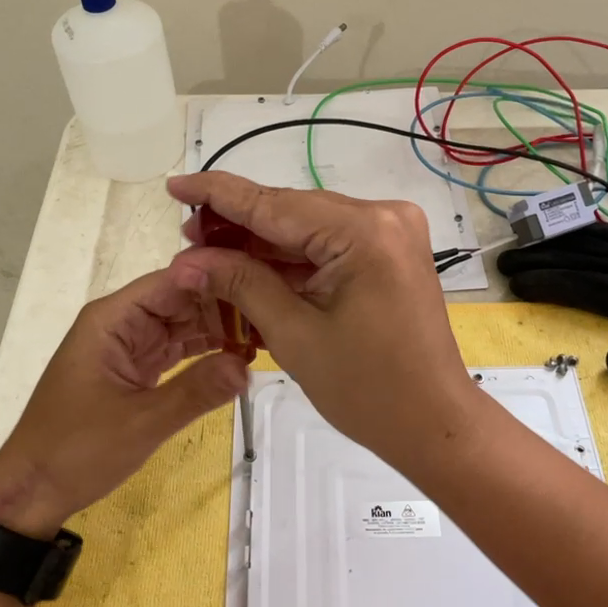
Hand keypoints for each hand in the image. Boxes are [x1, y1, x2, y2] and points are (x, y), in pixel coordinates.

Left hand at [0, 265, 248, 537]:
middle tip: (274, 315)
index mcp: (112, 320)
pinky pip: (174, 351)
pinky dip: (202, 354)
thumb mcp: (142, 422)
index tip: (262, 286)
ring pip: (181, 326)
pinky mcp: (132, 372)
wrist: (32, 491)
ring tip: (266, 334)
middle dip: (223, 306)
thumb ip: (196, 391)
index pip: (172, 282)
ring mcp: (126, 348)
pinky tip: (237, 357)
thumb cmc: (76, 451)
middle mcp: (119, 324)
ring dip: (217, 331)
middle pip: (180, 300)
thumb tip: (249, 366)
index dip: (216, 280)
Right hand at [167, 171, 486, 468]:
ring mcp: (392, 232)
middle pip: (293, 212)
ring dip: (263, 242)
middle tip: (186, 236)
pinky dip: (293, 258)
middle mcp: (384, 216)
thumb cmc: (366, 389)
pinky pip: (331, 245)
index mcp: (364, 231)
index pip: (274, 204)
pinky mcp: (392, 252)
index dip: (218, 195)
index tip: (175, 185)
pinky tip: (251, 264)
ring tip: (209, 252)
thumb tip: (187, 261)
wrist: (432, 422)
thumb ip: (241, 284)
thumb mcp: (293, 334)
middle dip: (238, 224)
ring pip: (310, 227)